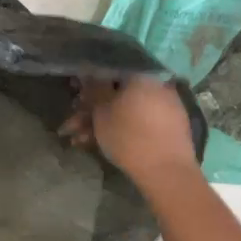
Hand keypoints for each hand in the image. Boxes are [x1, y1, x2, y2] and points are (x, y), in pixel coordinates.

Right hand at [60, 76, 200, 191]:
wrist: (166, 170)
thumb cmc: (128, 136)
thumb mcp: (102, 112)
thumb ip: (93, 89)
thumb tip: (88, 71)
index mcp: (143, 75)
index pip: (110, 70)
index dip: (88, 83)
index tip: (74, 95)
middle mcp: (157, 85)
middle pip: (117, 93)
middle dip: (90, 110)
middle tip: (71, 125)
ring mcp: (165, 106)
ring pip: (125, 109)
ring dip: (99, 123)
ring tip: (78, 140)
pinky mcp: (168, 126)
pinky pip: (137, 120)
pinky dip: (118, 129)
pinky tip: (97, 144)